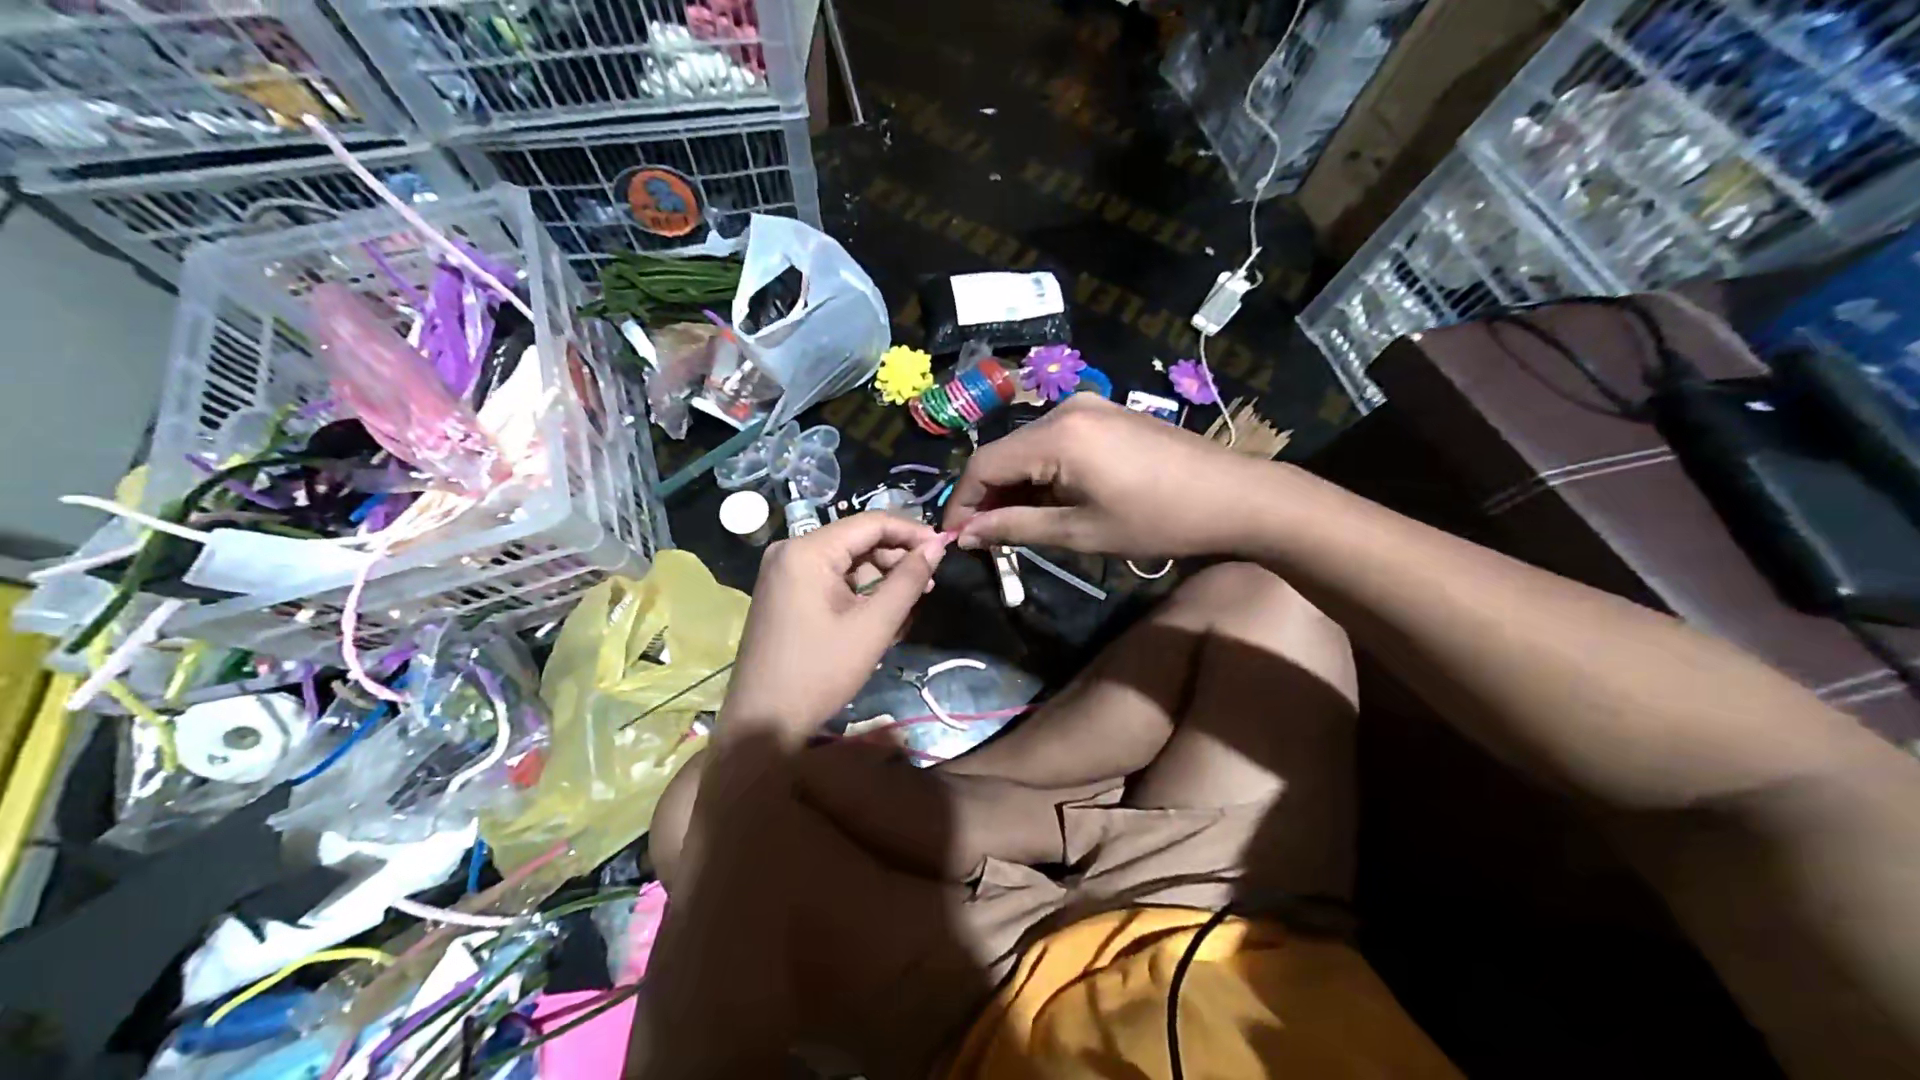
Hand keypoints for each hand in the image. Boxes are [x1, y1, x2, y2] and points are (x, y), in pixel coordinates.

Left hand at [721, 513, 948, 739]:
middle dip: (897, 557)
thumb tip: (936, 547)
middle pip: (857, 539)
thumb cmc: (820, 672)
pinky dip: (859, 591)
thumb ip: (908, 581)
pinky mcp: (785, 591)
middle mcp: (791, 550)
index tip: (945, 548)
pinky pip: (831, 578)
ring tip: (912, 601)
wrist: (763, 721)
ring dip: (881, 577)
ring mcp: (784, 571)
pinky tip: (883, 612)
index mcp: (808, 551)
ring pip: (846, 560)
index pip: (871, 523)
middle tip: (931, 582)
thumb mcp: (873, 626)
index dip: (912, 532)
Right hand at [942, 393, 1266, 556]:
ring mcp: (1088, 406)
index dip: (962, 502)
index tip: (953, 538)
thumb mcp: (1080, 532)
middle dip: (988, 496)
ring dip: (1015, 485)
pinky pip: (1054, 441)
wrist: (1235, 496)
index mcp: (1056, 435)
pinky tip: (1050, 500)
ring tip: (1016, 525)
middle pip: (1004, 452)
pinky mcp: (1105, 414)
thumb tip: (965, 534)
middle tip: (985, 538)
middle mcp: (1065, 408)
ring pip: (1027, 448)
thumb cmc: (1158, 520)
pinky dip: (1041, 472)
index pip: (983, 464)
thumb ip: (1015, 527)